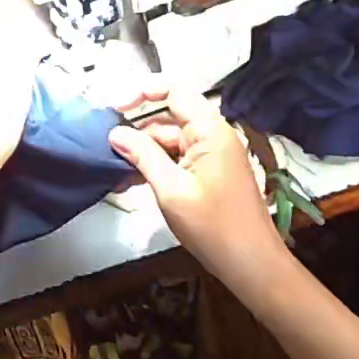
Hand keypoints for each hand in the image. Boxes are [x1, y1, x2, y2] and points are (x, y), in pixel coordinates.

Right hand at [107, 84, 286, 288]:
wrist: (253, 267)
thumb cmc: (215, 227)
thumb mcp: (172, 190)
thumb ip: (142, 155)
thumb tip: (115, 132)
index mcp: (210, 131)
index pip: (174, 91)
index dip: (142, 92)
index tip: (114, 108)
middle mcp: (212, 136)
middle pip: (167, 117)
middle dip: (136, 129)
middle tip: (105, 145)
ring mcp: (210, 155)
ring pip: (167, 140)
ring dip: (142, 150)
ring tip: (114, 167)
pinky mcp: (207, 173)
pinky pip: (175, 158)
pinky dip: (154, 164)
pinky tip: (131, 179)